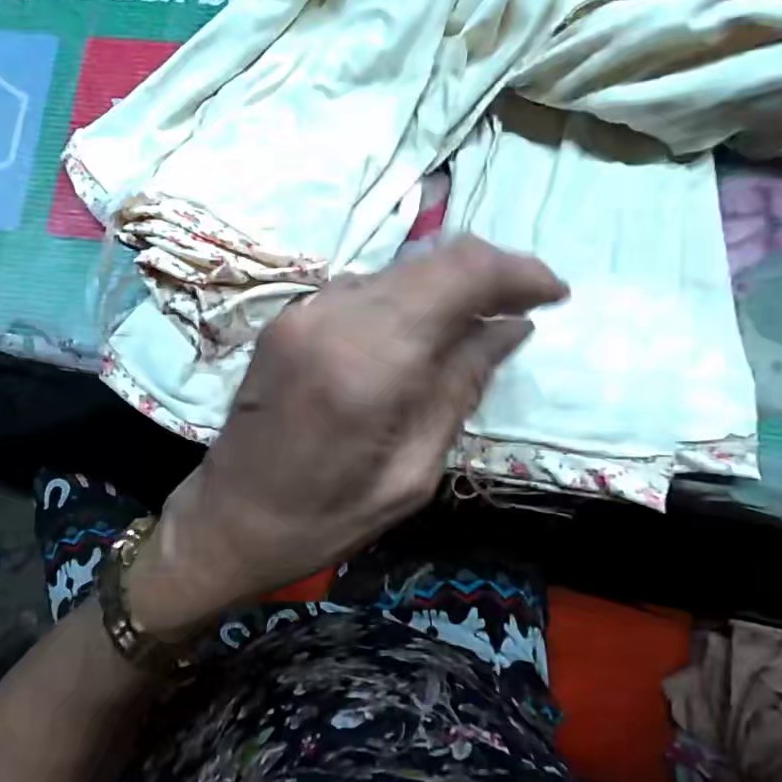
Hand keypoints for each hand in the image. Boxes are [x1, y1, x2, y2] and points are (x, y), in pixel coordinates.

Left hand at [131, 235, 567, 631]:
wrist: (226, 519)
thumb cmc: (322, 519)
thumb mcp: (410, 475)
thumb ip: (459, 389)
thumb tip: (510, 327)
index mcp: (366, 364)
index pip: (457, 274)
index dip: (516, 271)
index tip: (554, 294)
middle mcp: (329, 319)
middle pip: (429, 261)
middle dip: (487, 275)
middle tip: (522, 308)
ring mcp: (300, 314)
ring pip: (395, 272)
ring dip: (443, 289)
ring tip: (474, 328)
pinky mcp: (285, 321)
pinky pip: (361, 291)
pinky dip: (403, 302)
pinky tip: (418, 337)